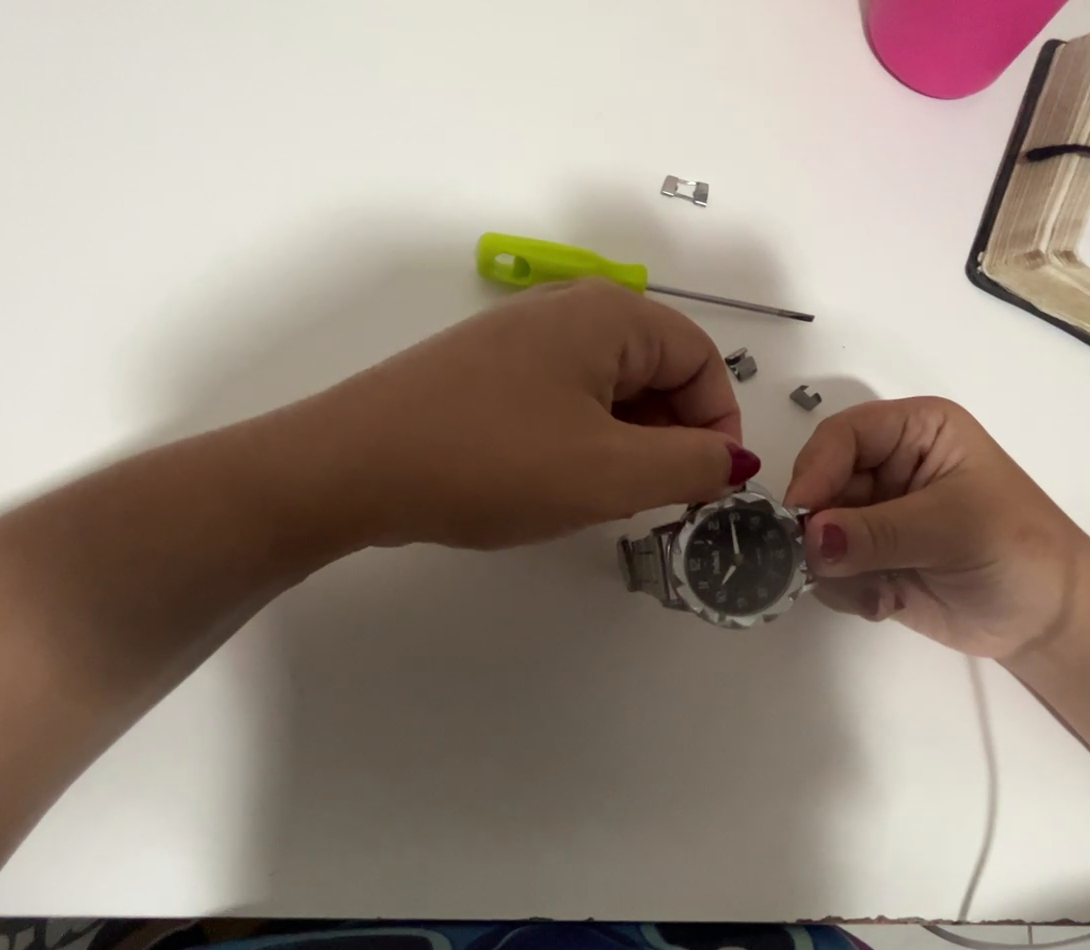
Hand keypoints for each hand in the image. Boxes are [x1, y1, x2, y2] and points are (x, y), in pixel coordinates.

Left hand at [290, 279, 755, 549]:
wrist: (355, 466)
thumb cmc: (495, 462)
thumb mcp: (611, 474)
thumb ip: (692, 466)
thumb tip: (734, 461)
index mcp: (610, 316)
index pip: (702, 359)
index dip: (720, 424)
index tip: (711, 486)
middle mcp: (568, 311)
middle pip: (657, 370)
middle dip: (674, 436)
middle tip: (659, 498)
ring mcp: (521, 340)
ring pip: (609, 390)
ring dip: (628, 443)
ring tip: (608, 496)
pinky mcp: (487, 373)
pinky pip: (563, 400)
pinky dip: (583, 440)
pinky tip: (558, 481)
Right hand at [783, 397, 1089, 658]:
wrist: (1047, 620)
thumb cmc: (1019, 550)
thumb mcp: (951, 529)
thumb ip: (876, 532)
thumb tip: (811, 540)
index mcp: (915, 433)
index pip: (843, 436)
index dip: (816, 469)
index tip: (800, 513)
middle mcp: (885, 469)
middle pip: (819, 486)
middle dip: (821, 530)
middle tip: (828, 565)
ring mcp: (872, 517)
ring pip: (815, 534)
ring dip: (837, 570)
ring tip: (880, 592)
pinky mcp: (865, 560)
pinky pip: (826, 571)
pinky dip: (847, 591)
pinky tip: (886, 602)